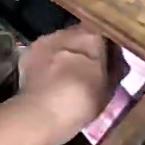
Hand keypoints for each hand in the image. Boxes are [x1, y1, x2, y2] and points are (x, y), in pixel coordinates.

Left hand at [12, 25, 112, 144]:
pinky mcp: (28, 51)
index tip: (107, 60)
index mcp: (93, 36)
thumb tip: (116, 58)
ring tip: (64, 73)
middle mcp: (68, 31)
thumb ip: (114, 68)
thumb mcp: (110, 89)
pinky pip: (43, 52)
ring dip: (64, 52)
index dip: (106, 47)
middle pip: (81, 34)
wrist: (42, 113)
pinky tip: (48, 76)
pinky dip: (47, 60)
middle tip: (86, 67)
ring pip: (60, 41)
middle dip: (83, 48)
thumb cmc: (83, 102)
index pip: (105, 34)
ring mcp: (46, 39)